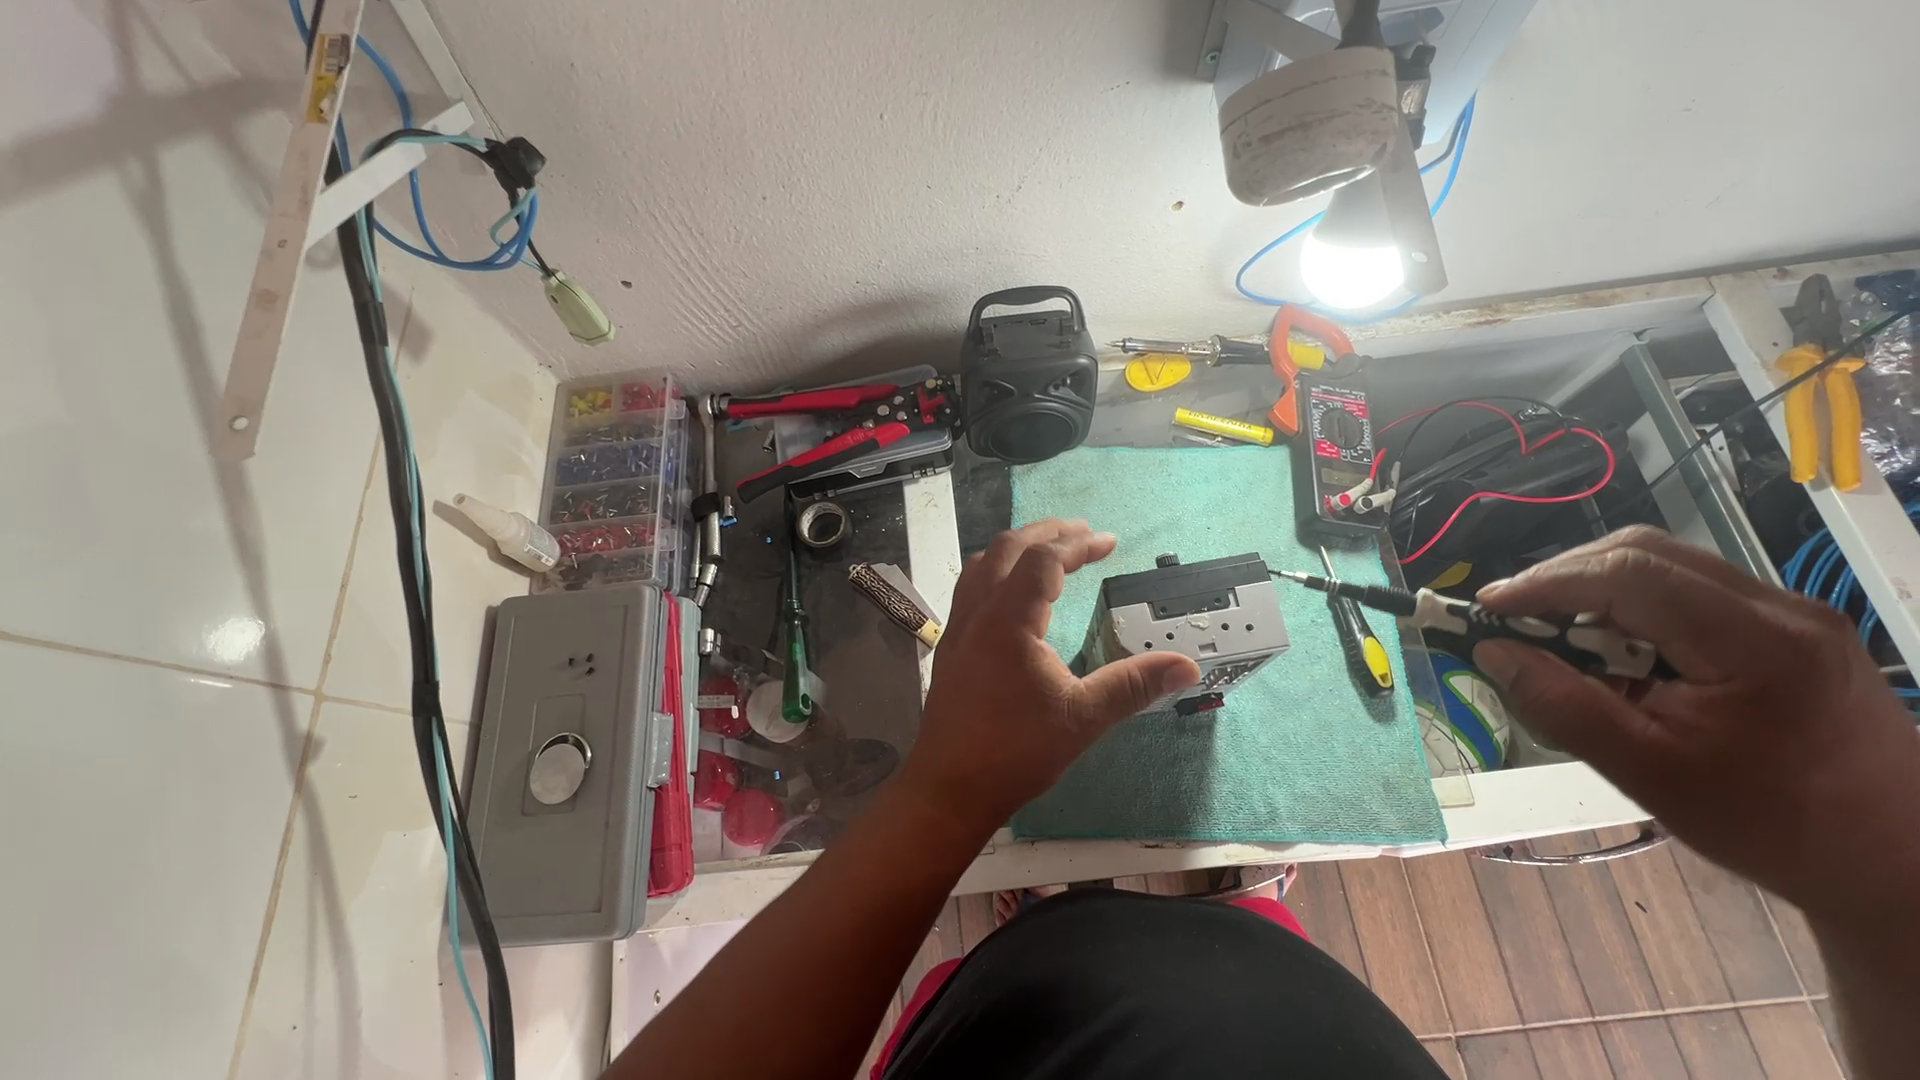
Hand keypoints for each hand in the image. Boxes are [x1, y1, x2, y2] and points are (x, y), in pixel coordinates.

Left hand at [899, 520, 1200, 829]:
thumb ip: (1133, 685)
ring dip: (1017, 548)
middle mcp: (977, 613)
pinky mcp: (949, 647)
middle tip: (1083, 533)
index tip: (1110, 542)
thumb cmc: (1015, 752)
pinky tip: (1012, 594)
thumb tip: (1186, 665)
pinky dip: (997, 571)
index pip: (1043, 560)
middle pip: (1007, 549)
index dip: (1078, 545)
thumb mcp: (1083, 718)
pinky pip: (970, 588)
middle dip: (1046, 533)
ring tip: (1049, 551)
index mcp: (1008, 620)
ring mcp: (957, 629)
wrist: (950, 788)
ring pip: (982, 565)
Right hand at [1472, 526, 1919, 916]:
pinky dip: (1632, 606)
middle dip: (1564, 576)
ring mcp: (1793, 614)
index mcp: (1756, 642)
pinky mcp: (1791, 630)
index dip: (1545, 582)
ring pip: (1667, 566)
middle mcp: (1781, 609)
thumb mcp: (1648, 773)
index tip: (1486, 607)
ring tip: (1549, 631)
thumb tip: (1491, 652)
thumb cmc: (1772, 826)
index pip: (1628, 575)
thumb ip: (1562, 706)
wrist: (1900, 864)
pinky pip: (1691, 592)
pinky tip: (1609, 646)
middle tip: (1510, 615)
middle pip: (1646, 554)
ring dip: (1595, 588)